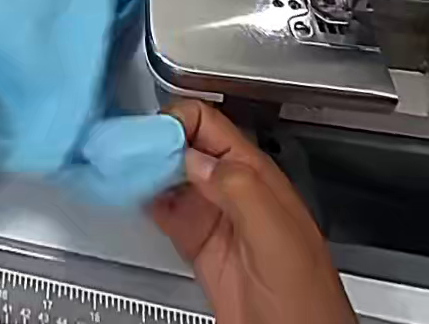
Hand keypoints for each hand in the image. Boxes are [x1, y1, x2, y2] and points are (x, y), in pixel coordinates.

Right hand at [147, 100, 356, 323]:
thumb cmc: (308, 308)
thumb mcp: (278, 241)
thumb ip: (239, 190)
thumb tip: (193, 158)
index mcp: (253, 177)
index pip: (206, 124)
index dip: (175, 123)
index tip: (150, 139)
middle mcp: (230, 189)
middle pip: (183, 145)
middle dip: (153, 142)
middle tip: (125, 151)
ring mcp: (213, 216)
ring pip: (170, 173)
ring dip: (144, 168)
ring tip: (120, 169)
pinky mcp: (199, 244)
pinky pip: (165, 208)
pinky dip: (145, 198)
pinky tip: (131, 197)